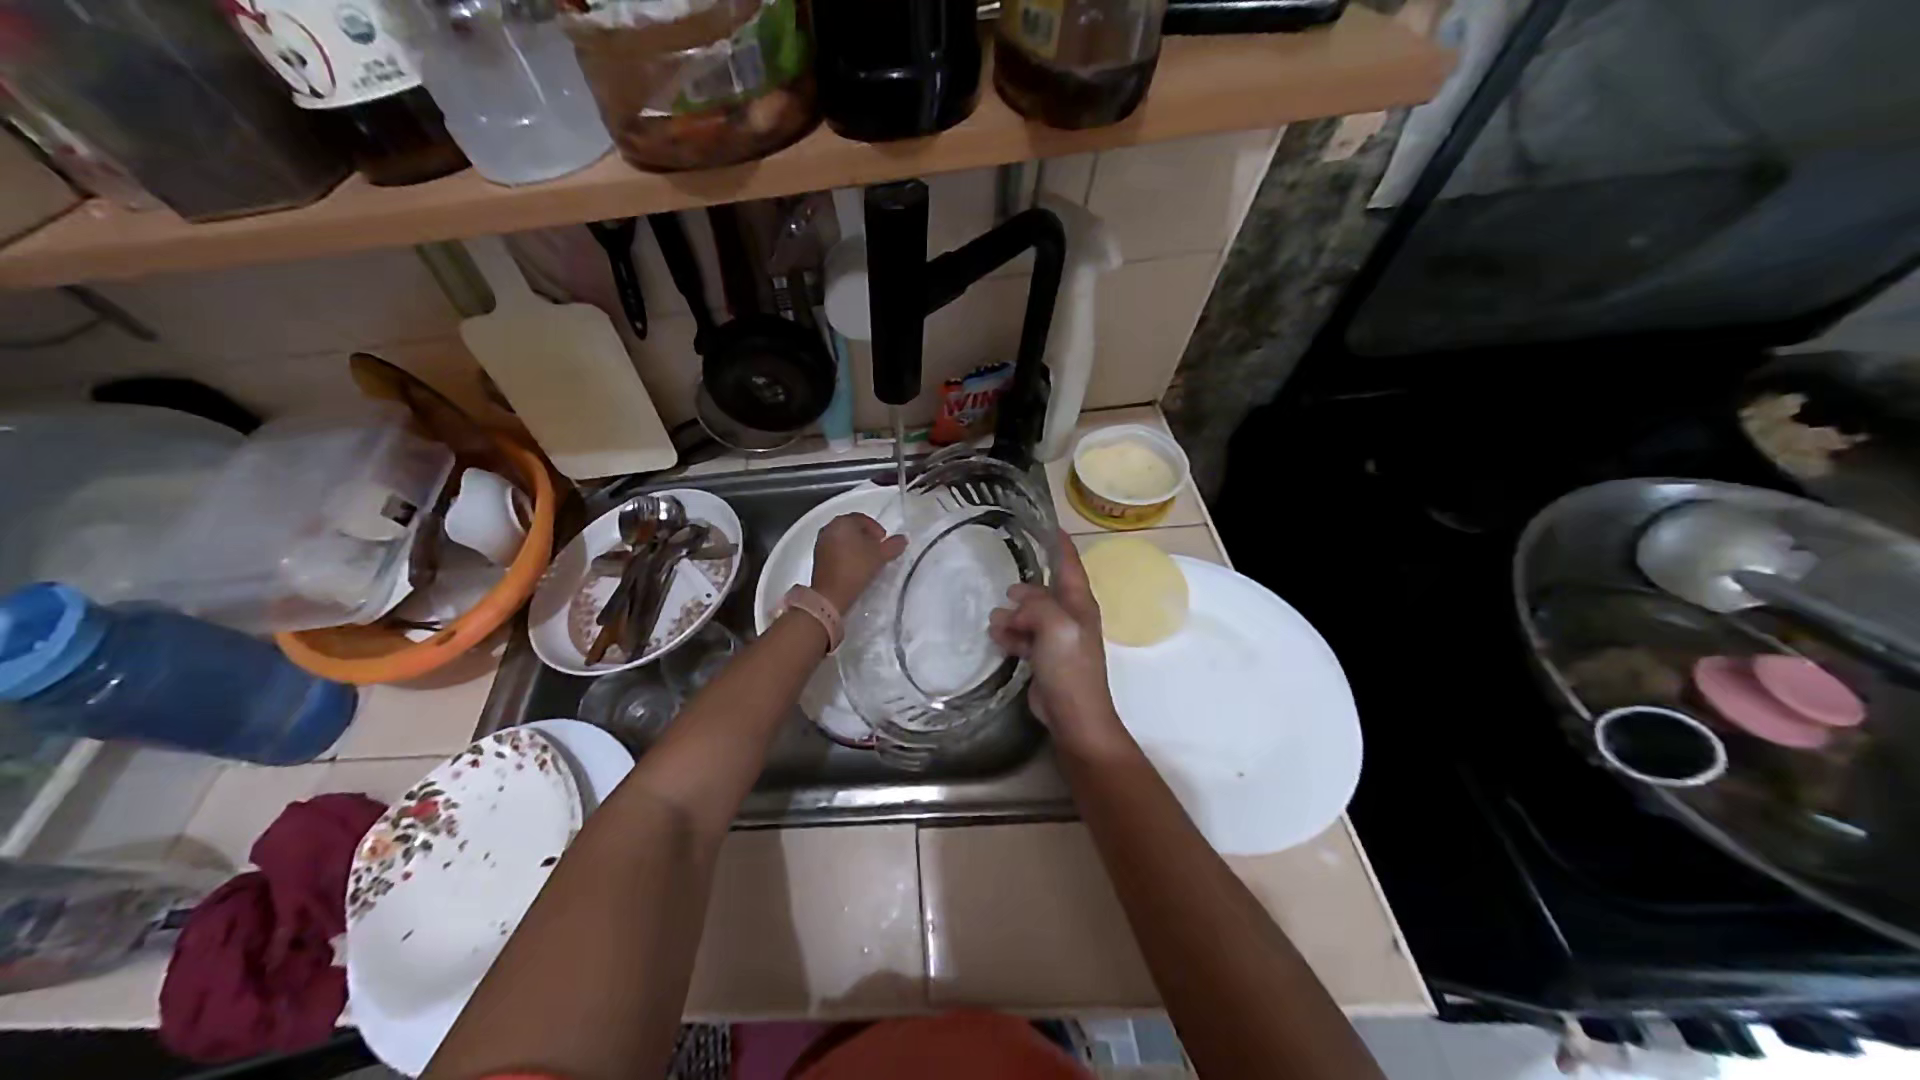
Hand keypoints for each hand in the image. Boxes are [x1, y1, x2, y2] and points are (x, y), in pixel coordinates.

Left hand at [810, 513, 906, 612]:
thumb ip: (894, 545)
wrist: (831, 594)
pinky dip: (847, 553)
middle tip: (878, 549)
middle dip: (866, 536)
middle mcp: (829, 528)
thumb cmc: (856, 568)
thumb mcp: (880, 556)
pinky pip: (836, 549)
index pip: (862, 518)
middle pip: (852, 528)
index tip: (884, 541)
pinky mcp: (818, 557)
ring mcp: (821, 543)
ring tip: (868, 559)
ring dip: (856, 545)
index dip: (876, 528)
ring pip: (843, 538)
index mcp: (843, 522)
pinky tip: (855, 566)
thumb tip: (903, 539)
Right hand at [989, 534, 1128, 753]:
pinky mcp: (1043, 657)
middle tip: (1003, 586)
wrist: (1073, 715)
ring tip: (996, 621)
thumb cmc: (1070, 667)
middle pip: (1044, 590)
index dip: (1060, 544)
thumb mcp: (1056, 626)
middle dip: (1024, 589)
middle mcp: (1070, 616)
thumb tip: (1016, 599)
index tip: (1047, 525)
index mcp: (1079, 603)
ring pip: (1029, 614)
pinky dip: (1010, 635)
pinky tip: (996, 638)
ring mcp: (1056, 638)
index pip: (1070, 565)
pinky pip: (1023, 636)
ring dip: (1012, 616)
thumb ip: (1037, 604)